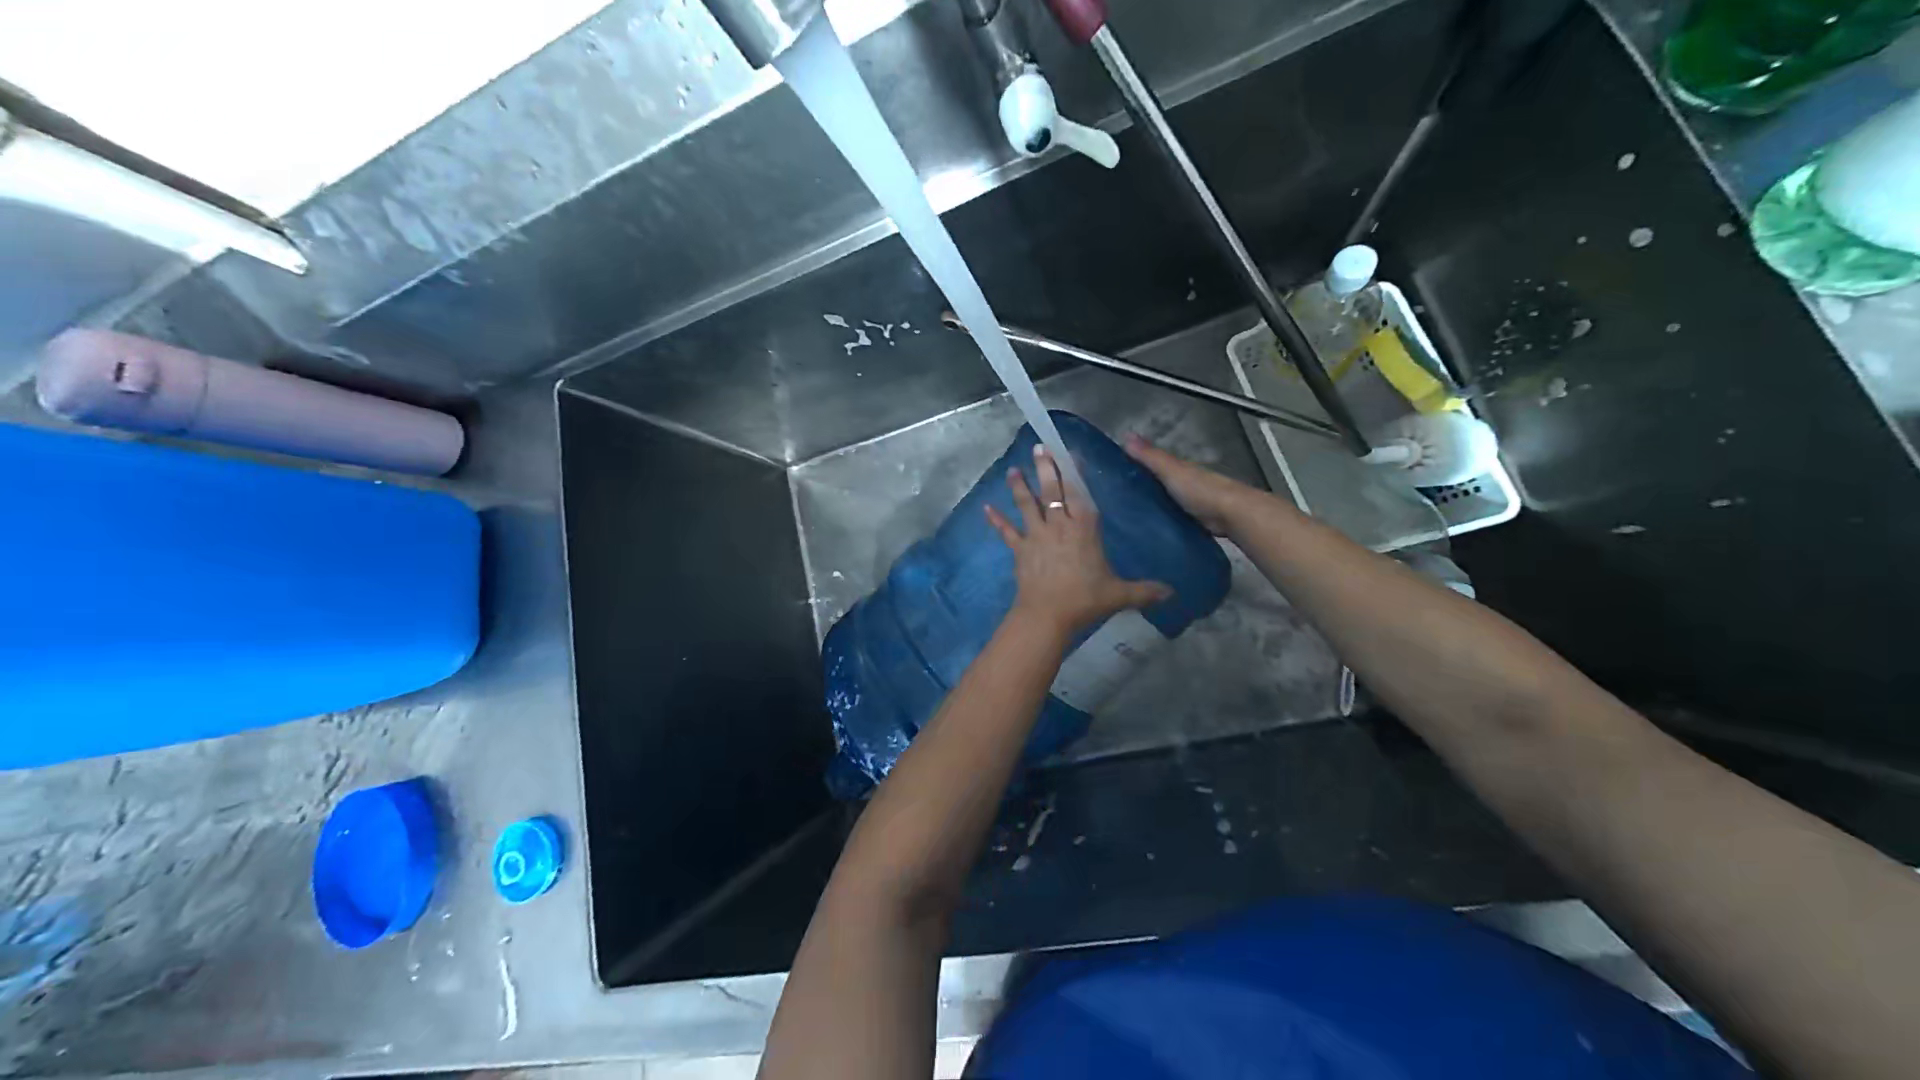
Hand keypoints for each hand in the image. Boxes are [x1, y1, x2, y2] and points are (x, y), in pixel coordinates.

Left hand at [985, 445, 1172, 636]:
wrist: (1046, 615)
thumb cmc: (1084, 600)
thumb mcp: (1119, 595)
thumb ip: (1145, 591)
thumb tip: (1171, 593)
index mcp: (1084, 529)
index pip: (1079, 494)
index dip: (1074, 473)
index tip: (1069, 454)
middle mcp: (1059, 526)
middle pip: (1051, 491)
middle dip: (1046, 468)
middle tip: (1039, 448)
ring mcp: (1036, 536)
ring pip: (1027, 504)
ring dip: (1019, 486)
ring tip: (1012, 470)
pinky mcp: (1019, 550)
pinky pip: (1006, 532)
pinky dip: (996, 520)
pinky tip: (986, 508)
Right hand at [1124, 434, 1258, 535]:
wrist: (1231, 514)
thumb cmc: (1200, 490)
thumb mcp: (1170, 470)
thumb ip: (1150, 456)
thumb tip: (1125, 434)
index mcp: (1178, 469)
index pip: (1153, 465)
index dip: (1134, 466)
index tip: (1112, 475)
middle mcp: (1185, 484)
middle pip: (1160, 485)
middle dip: (1142, 489)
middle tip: (1115, 502)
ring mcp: (1192, 504)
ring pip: (1167, 503)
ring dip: (1152, 508)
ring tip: (1127, 519)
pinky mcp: (1196, 523)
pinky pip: (1174, 520)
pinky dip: (1163, 523)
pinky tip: (1150, 532)